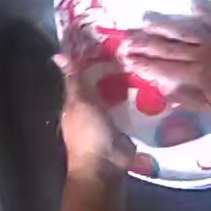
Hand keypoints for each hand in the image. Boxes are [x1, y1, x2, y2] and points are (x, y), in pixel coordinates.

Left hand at [54, 53, 134, 177]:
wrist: (105, 167)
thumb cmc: (88, 133)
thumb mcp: (80, 101)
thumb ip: (75, 79)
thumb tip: (59, 55)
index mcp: (77, 99)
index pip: (84, 73)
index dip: (94, 59)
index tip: (111, 44)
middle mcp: (92, 105)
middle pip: (103, 81)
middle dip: (116, 68)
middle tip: (134, 51)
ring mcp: (110, 115)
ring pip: (119, 92)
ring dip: (129, 81)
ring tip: (145, 64)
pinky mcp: (126, 125)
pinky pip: (132, 106)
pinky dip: (139, 97)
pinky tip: (152, 85)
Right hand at [117, 0, 210, 116]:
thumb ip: (190, 100)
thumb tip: (165, 92)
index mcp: (196, 74)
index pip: (163, 68)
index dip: (143, 63)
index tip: (125, 57)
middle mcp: (200, 53)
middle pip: (167, 46)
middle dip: (144, 42)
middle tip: (125, 37)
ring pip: (183, 29)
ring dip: (163, 24)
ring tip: (145, 18)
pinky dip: (203, 8)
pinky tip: (191, 1)